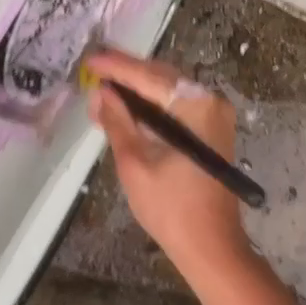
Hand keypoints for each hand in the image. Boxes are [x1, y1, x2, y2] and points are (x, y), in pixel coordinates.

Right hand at [84, 48, 248, 274]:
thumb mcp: (135, 163)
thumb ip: (117, 122)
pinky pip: (179, 103)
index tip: (90, 59)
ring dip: (139, 87)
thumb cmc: (171, 208)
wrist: (211, 245)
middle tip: (94, 70)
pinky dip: (154, 101)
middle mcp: (210, 100)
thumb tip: (100, 93)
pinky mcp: (213, 128)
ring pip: (170, 88)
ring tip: (106, 86)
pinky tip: (131, 105)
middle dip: (127, 73)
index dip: (117, 67)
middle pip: (162, 77)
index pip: (148, 77)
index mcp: (194, 105)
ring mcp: (215, 113)